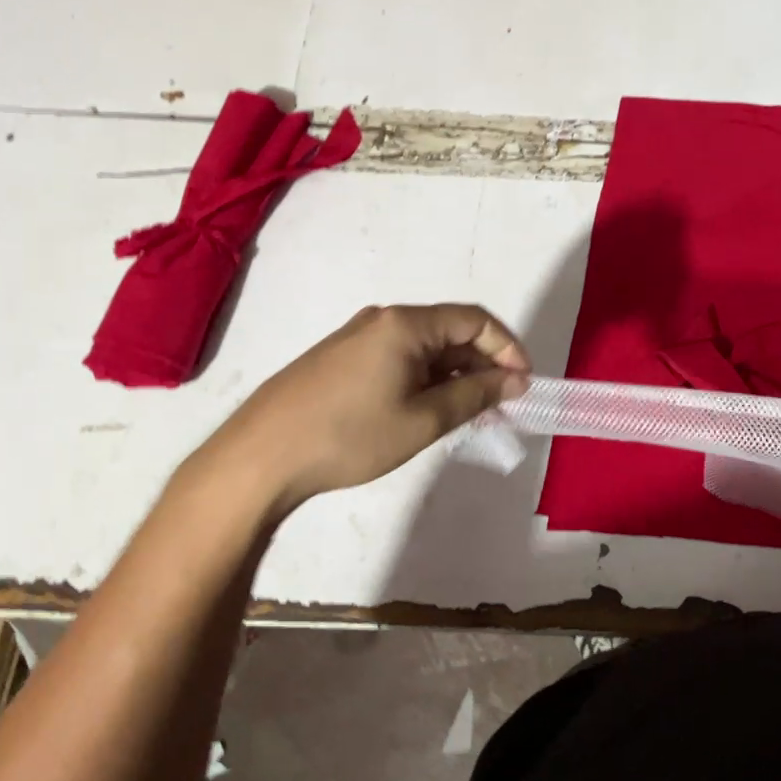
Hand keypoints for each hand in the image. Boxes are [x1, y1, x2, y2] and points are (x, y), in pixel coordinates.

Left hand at [202, 304, 530, 513]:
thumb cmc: (349, 436)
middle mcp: (382, 320)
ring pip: (425, 348)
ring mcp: (356, 339)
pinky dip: (425, 379)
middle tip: (500, 404)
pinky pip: (399, 359)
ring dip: (454, 375)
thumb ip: (476, 395)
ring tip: (468, 413)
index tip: (523, 383)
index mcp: (405, 324)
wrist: (257, 460)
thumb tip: (516, 381)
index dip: (507, 348)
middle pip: (450, 331)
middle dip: (482, 364)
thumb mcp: (423, 419)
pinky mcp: (339, 361)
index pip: (475, 320)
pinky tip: (426, 411)